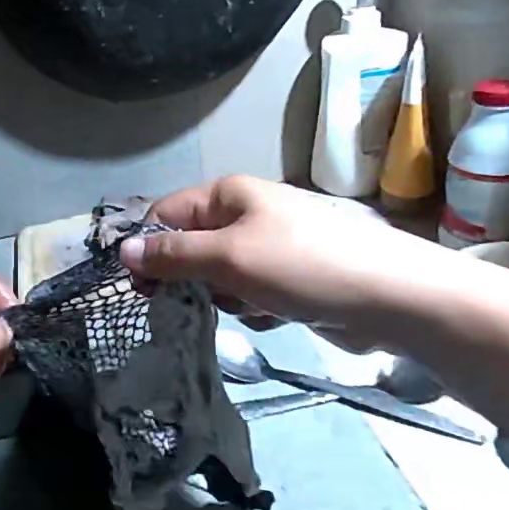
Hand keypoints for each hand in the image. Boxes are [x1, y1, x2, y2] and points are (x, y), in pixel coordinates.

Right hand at [118, 176, 444, 346]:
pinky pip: (251, 293)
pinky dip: (256, 307)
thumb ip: (173, 255)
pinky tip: (276, 314)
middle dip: (194, 278)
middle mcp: (246, 214)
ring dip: (228, 297)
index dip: (148, 248)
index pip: (167, 214)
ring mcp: (270, 246)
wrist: (386, 296)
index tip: (140, 290)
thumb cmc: (300, 266)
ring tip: (253, 305)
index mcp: (230, 194)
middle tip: (202, 302)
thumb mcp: (229, 257)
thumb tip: (122, 250)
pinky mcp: (289, 277)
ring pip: (221, 276)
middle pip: (193, 247)